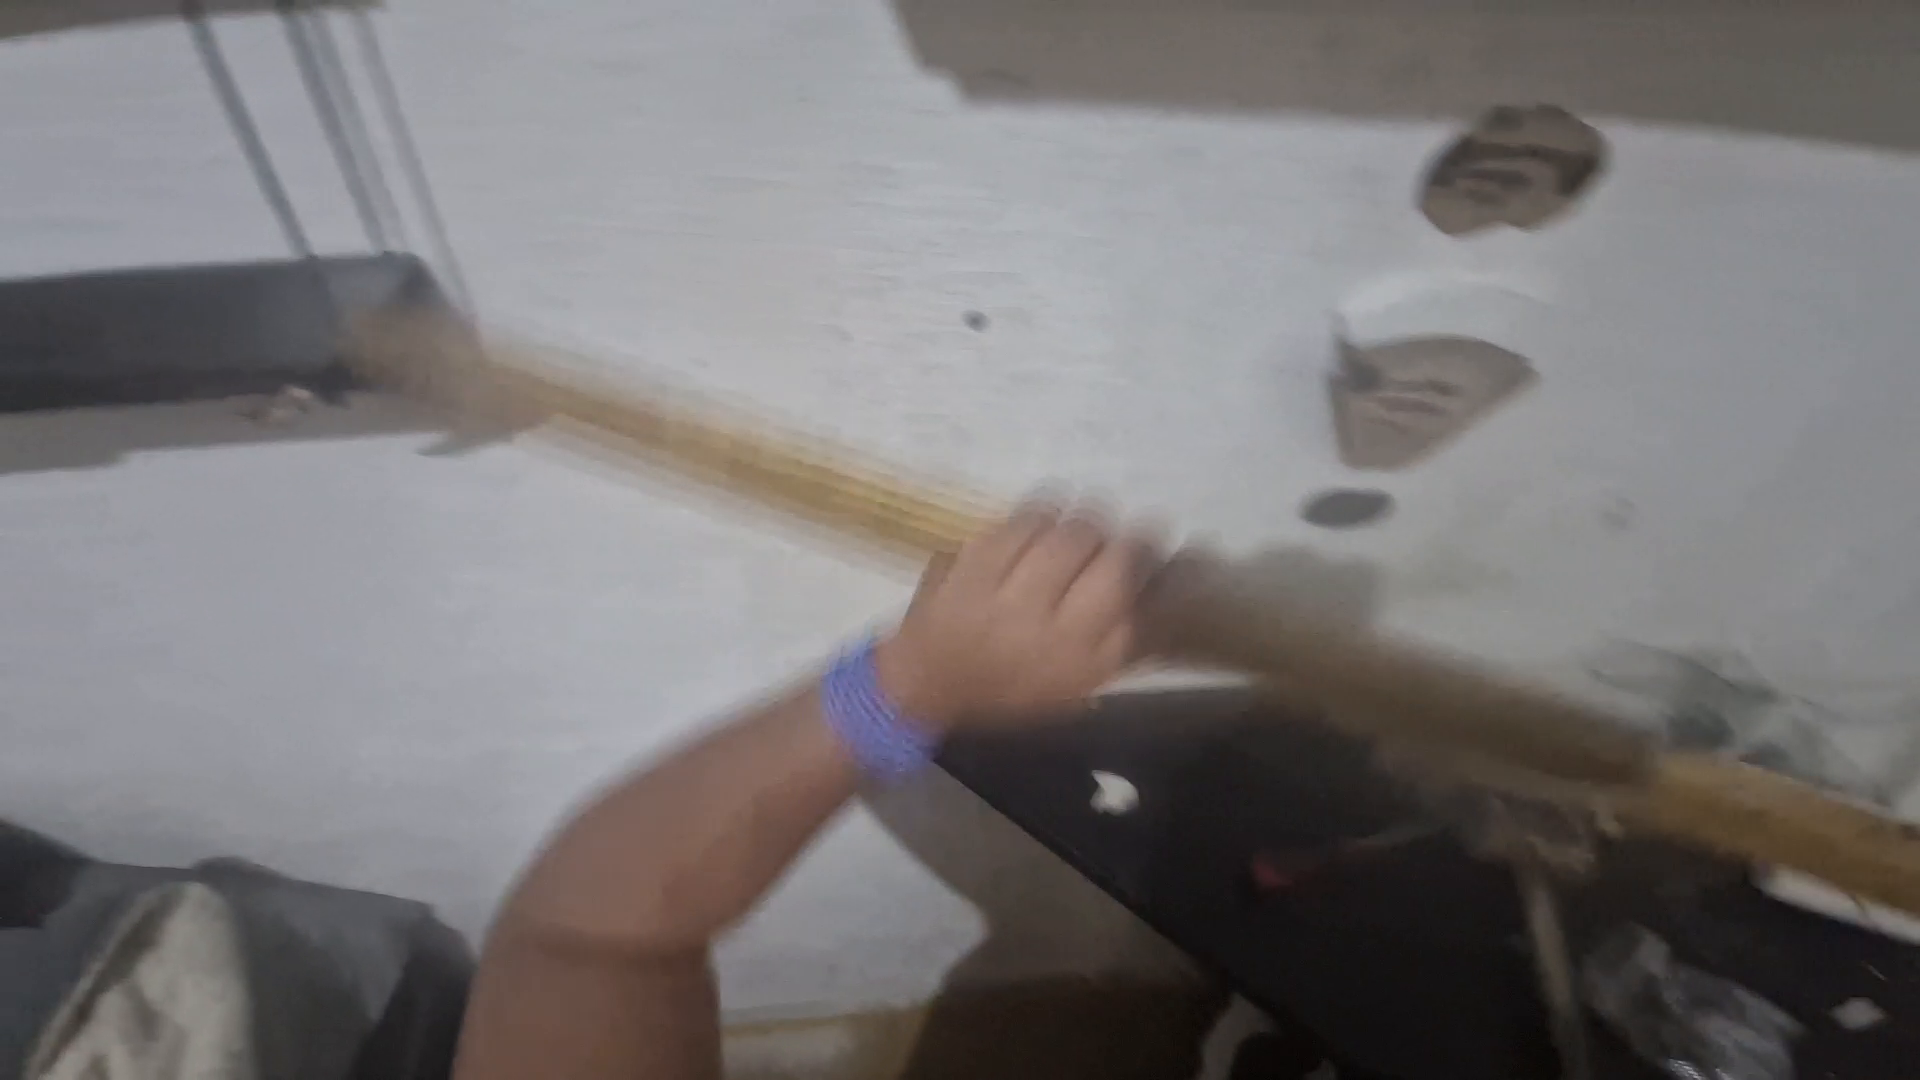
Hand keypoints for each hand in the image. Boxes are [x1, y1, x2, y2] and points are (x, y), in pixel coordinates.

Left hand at [872, 502, 1161, 731]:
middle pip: (1088, 544)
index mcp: (1070, 653)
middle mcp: (1037, 618)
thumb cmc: (1007, 691)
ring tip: (1072, 526)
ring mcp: (997, 587)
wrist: (925, 683)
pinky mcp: (967, 563)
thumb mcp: (1073, 687)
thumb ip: (1116, 644)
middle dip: (1106, 530)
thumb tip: (1153, 595)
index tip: (1148, 539)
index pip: (1119, 580)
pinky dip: (1034, 516)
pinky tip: (1038, 524)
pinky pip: (1013, 523)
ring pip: (1052, 528)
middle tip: (1105, 535)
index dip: (1140, 549)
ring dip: (1071, 519)